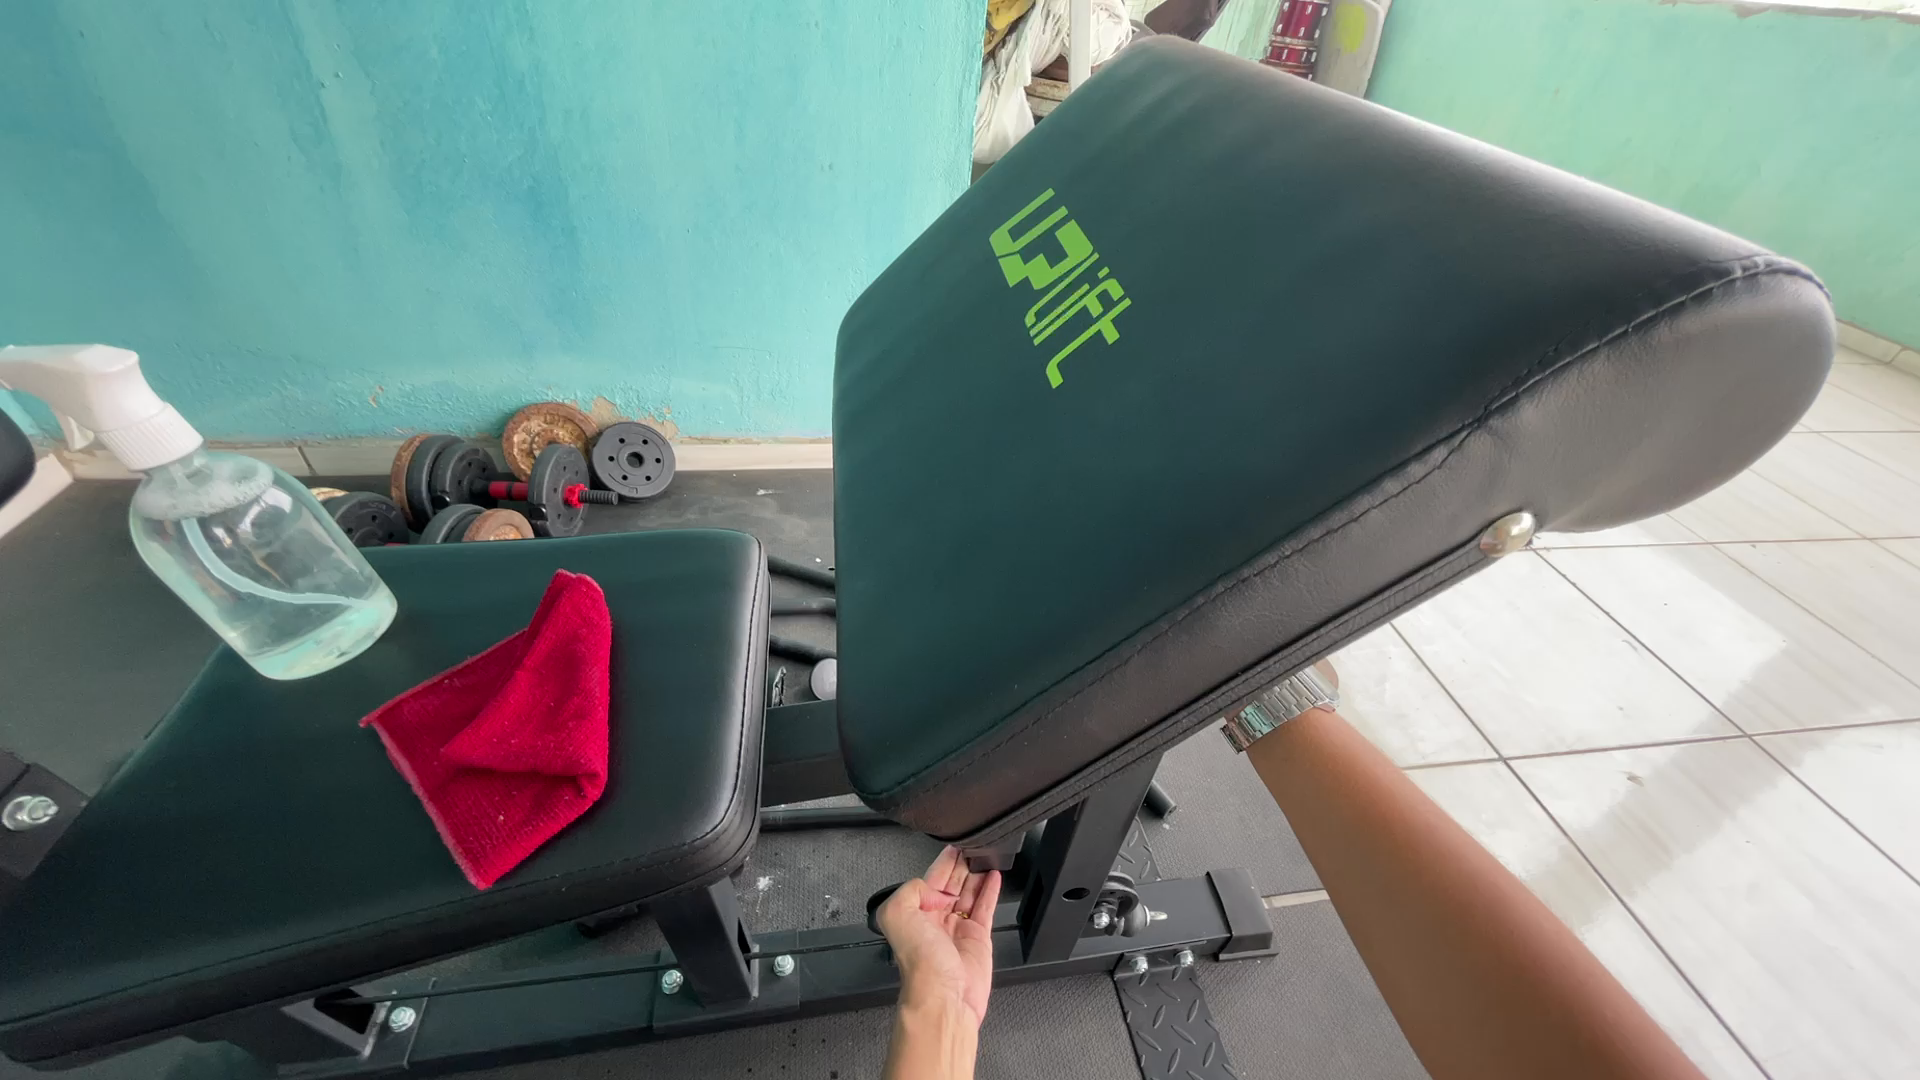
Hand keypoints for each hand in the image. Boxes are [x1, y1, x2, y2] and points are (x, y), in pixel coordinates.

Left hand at [877, 846, 1002, 1026]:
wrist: (944, 997)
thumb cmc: (920, 965)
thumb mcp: (897, 914)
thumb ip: (911, 888)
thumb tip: (937, 890)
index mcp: (916, 914)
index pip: (931, 880)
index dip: (942, 863)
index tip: (953, 847)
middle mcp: (936, 921)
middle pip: (951, 884)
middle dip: (960, 865)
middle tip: (971, 846)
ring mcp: (958, 929)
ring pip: (969, 893)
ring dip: (977, 873)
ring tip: (985, 856)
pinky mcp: (979, 938)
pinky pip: (985, 907)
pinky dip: (990, 890)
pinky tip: (994, 876)